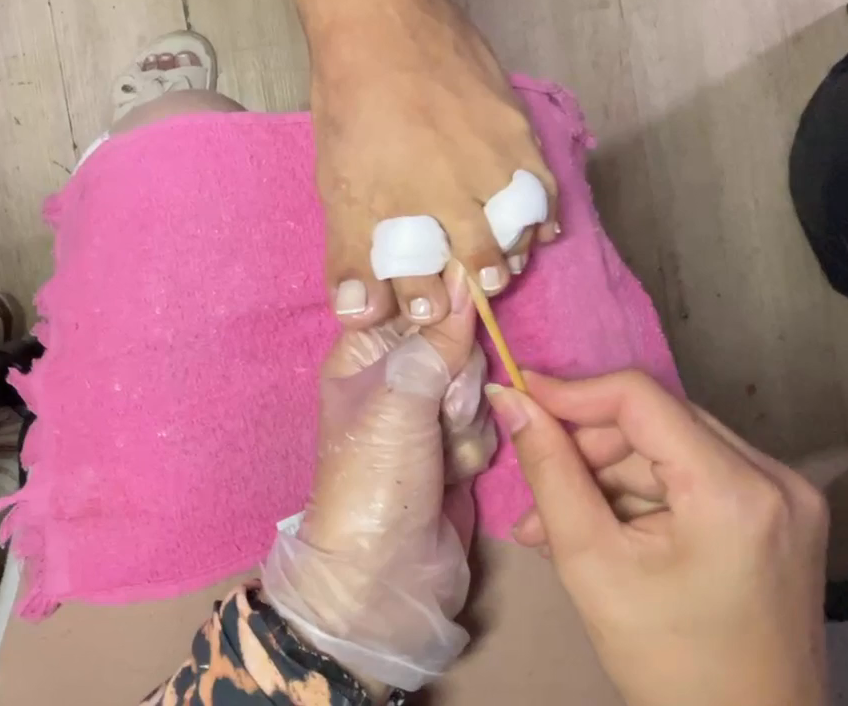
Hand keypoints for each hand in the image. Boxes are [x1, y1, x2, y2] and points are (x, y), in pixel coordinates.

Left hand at [260, 266, 492, 691]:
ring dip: (466, 419)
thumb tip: (460, 274)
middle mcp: (392, 375)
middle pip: (454, 343)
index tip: (457, 331)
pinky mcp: (452, 445)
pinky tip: (454, 473)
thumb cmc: (377, 473)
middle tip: (440, 412)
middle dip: (457, 379)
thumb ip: (437, 338)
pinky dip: (474, 447)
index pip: (413, 304)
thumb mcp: (401, 396)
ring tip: (441, 452)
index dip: (440, 311)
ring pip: (475, 383)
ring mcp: (423, 412)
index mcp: (361, 352)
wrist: (387, 573)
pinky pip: (485, 422)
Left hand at [307, 0, 556, 328]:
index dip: (423, 303)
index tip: (424, 310)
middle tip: (470, 286)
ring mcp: (494, 158)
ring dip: (512, 253)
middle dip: (474, 282)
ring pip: (520, 228)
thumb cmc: (349, 101)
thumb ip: (349, 247)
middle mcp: (457, 190)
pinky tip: (538, 226)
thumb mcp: (334, 177)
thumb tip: (357, 313)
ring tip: (501, 262)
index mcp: (403, 207)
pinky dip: (543, 216)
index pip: (425, 284)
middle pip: (483, 260)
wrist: (382, 20)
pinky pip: (544, 188)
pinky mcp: (518, 129)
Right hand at [493, 372, 830, 705]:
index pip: (639, 398)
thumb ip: (549, 469)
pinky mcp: (778, 515)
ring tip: (554, 524)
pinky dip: (638, 493)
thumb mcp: (591, 561)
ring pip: (666, 446)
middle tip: (537, 489)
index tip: (515, 399)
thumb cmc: (666, 661)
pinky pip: (690, 474)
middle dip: (586, 447)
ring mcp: (784, 497)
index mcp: (736, 491)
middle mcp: (775, 478)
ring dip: (605, 474)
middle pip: (654, 421)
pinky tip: (600, 528)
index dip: (571, 392)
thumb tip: (508, 397)